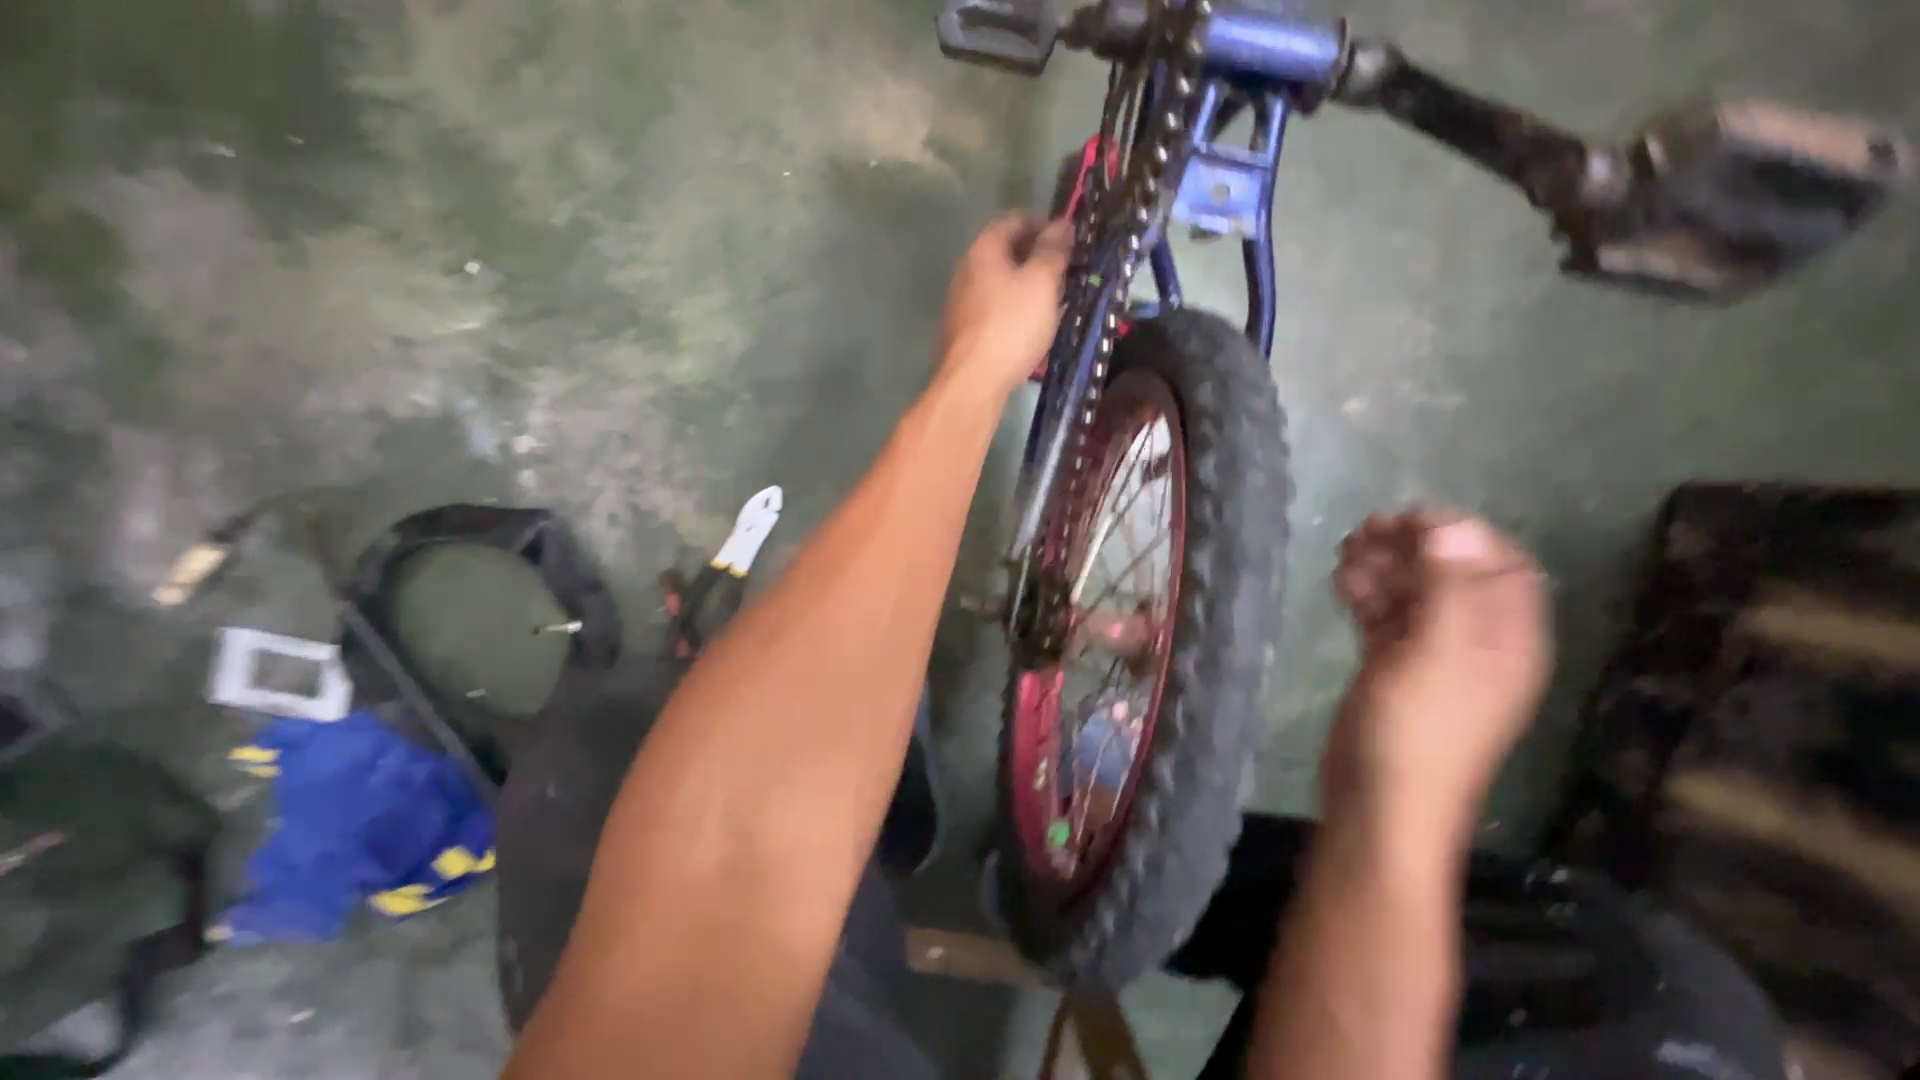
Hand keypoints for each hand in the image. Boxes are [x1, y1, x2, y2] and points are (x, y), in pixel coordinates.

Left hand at [937, 214, 1072, 398]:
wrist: (974, 380)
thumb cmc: (1011, 324)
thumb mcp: (1041, 281)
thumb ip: (1053, 250)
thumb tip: (1061, 224)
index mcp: (984, 249)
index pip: (1014, 220)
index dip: (1043, 224)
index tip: (1069, 241)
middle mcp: (967, 269)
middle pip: (1006, 251)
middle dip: (1037, 257)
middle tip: (1067, 272)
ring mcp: (963, 302)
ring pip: (1002, 282)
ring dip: (1029, 285)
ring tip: (1056, 300)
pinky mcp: (966, 330)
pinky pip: (996, 308)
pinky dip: (1016, 308)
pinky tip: (1033, 326)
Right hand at [1321, 511, 1552, 834]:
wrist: (1378, 805)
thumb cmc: (1418, 732)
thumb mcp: (1436, 654)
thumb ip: (1446, 587)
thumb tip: (1448, 524)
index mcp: (1507, 639)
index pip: (1500, 565)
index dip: (1461, 536)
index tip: (1409, 520)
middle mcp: (1476, 642)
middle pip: (1452, 573)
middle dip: (1413, 546)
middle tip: (1365, 530)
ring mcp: (1432, 656)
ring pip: (1413, 593)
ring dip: (1383, 566)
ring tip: (1344, 551)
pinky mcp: (1393, 669)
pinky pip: (1385, 617)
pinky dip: (1366, 594)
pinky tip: (1339, 582)